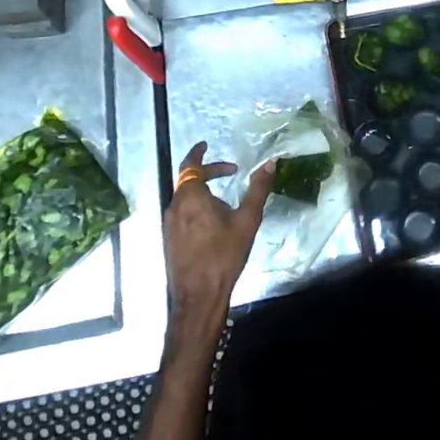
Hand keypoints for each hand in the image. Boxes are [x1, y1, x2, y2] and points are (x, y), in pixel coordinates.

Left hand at [165, 142, 272, 329]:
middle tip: (230, 172)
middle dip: (209, 172)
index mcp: (191, 197)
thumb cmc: (224, 254)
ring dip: (203, 191)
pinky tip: (213, 222)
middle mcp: (174, 206)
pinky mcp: (169, 239)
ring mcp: (169, 224)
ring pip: (185, 198)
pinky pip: (182, 213)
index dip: (198, 153)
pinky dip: (196, 207)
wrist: (199, 295)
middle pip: (188, 180)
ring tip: (225, 199)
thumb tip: (271, 163)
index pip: (190, 165)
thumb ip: (258, 189)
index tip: (206, 145)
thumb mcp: (247, 220)